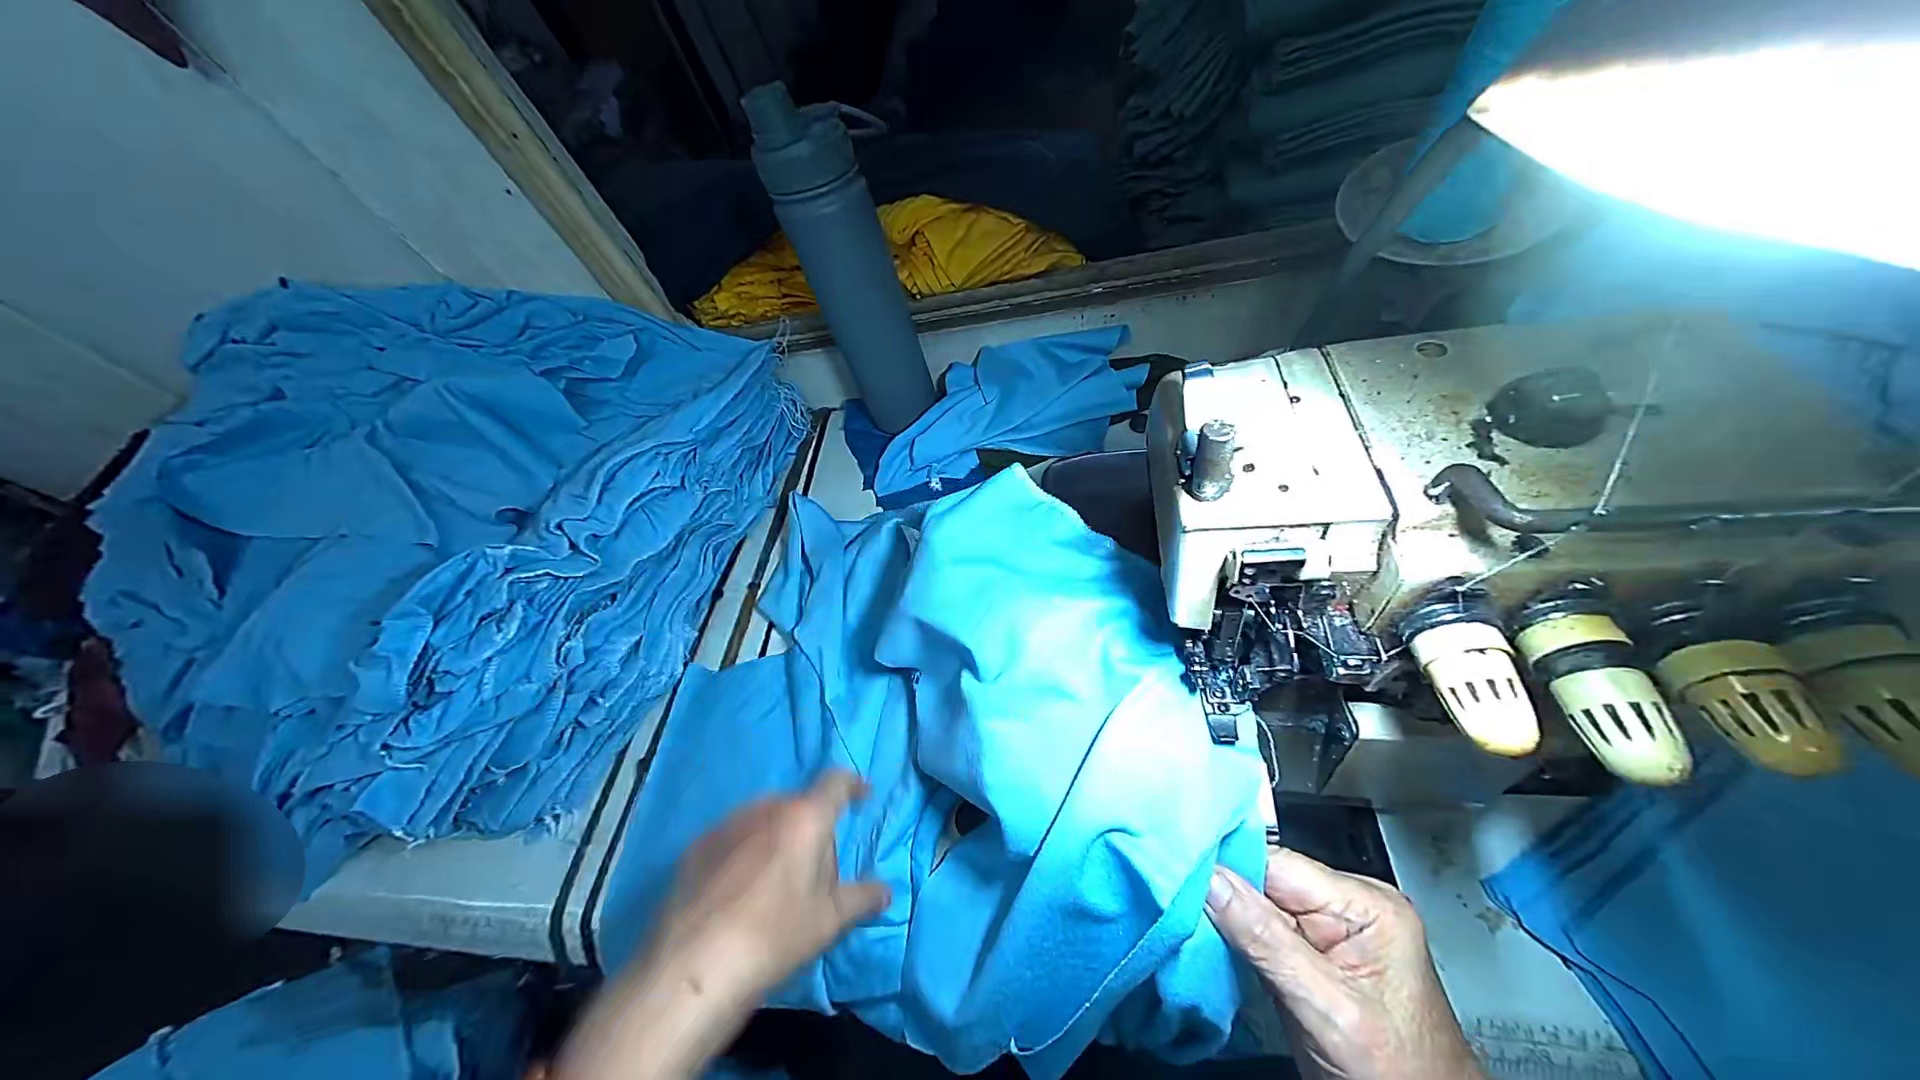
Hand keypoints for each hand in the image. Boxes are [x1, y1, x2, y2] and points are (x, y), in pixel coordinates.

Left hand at [555, 770, 888, 1079]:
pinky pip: (733, 838)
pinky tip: (738, 892)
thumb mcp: (828, 921)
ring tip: (775, 883)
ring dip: (776, 838)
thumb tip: (885, 890)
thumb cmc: (774, 936)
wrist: (692, 967)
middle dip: (812, 828)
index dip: (853, 785)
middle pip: (799, 806)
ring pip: (764, 820)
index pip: (836, 782)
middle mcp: (766, 808)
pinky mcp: (695, 847)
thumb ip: (861, 898)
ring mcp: (726, 824)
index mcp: (805, 817)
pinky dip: (744, 852)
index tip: (862, 796)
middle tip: (815, 871)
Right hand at [1205, 848, 1482, 1079]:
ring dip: (1225, 917)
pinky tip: (1214, 943)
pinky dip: (1235, 937)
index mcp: (1367, 905)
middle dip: (1223, 894)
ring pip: (1255, 902)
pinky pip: (1259, 927)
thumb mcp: (1329, 1010)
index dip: (1226, 867)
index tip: (1181, 875)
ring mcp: (1328, 928)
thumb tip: (1211, 880)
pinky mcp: (1309, 951)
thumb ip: (1268, 941)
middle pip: (1262, 879)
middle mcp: (1347, 905)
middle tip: (1179, 904)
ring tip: (1194, 926)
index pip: (1276, 863)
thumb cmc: (1402, 1077)